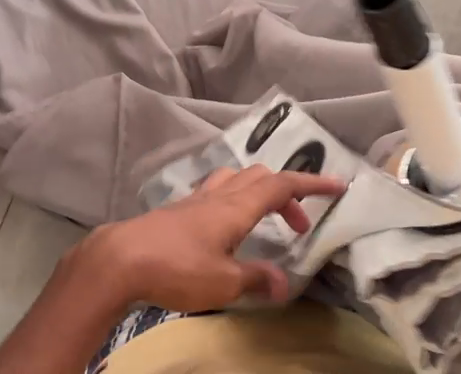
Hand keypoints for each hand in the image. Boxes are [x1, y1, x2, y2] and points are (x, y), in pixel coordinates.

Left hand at [77, 164, 347, 312]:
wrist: (122, 259)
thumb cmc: (177, 267)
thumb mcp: (223, 282)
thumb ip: (256, 279)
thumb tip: (285, 284)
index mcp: (237, 205)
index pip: (283, 184)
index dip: (313, 183)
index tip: (338, 185)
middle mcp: (220, 194)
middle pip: (261, 177)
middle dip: (288, 193)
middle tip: (301, 224)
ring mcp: (197, 198)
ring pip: (237, 179)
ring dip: (259, 192)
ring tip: (267, 220)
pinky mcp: (180, 209)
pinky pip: (217, 191)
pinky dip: (234, 199)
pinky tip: (227, 224)